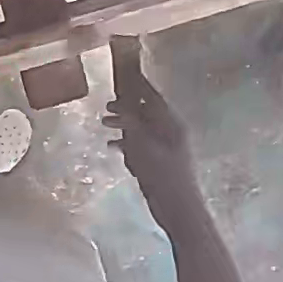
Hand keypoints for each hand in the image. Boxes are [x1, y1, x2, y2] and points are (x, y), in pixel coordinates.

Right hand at [104, 37, 198, 212]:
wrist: (178, 208)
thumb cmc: (162, 175)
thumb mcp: (143, 147)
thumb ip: (132, 125)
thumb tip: (121, 105)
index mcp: (171, 123)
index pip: (152, 97)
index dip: (139, 85)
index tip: (126, 73)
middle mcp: (170, 132)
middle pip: (146, 112)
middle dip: (127, 107)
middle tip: (108, 104)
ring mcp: (165, 147)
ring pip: (141, 129)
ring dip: (124, 125)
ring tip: (104, 123)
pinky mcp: (159, 162)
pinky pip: (140, 146)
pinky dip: (126, 143)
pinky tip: (112, 146)